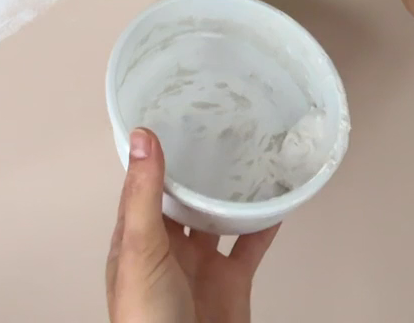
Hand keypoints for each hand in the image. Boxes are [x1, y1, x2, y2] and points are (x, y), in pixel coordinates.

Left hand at [107, 128, 278, 322]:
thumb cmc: (148, 318)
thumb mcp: (140, 249)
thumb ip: (144, 194)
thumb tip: (141, 133)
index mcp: (136, 237)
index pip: (143, 183)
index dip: (155, 151)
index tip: (172, 112)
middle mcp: (167, 246)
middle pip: (183, 197)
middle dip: (196, 166)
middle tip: (218, 123)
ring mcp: (200, 265)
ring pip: (217, 217)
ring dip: (230, 191)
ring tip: (248, 151)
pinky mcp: (231, 283)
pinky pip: (249, 245)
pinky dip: (264, 223)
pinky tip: (277, 199)